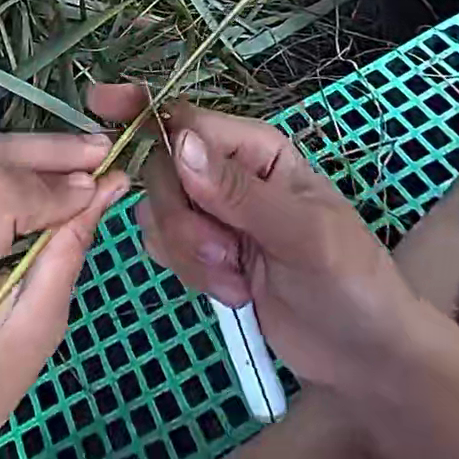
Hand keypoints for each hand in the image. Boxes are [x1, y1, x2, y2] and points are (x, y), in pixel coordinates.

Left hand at [0, 132, 129, 458]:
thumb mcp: (35, 332)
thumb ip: (67, 248)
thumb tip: (108, 184)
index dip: (50, 183)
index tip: (99, 184)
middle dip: (47, 150)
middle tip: (100, 151)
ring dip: (30, 153)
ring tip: (80, 160)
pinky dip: (6, 167)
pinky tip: (42, 175)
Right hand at [87, 84, 412, 392]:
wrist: (361, 355)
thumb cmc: (350, 281)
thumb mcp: (303, 234)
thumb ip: (239, 191)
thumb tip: (178, 143)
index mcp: (253, 148)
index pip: (187, 119)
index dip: (142, 109)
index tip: (98, 103)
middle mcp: (224, 171)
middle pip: (162, 171)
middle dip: (183, 220)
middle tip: (226, 256)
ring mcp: (210, 212)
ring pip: (156, 211)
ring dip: (189, 252)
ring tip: (237, 280)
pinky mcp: (200, 249)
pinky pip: (161, 245)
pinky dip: (187, 271)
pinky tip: (231, 290)